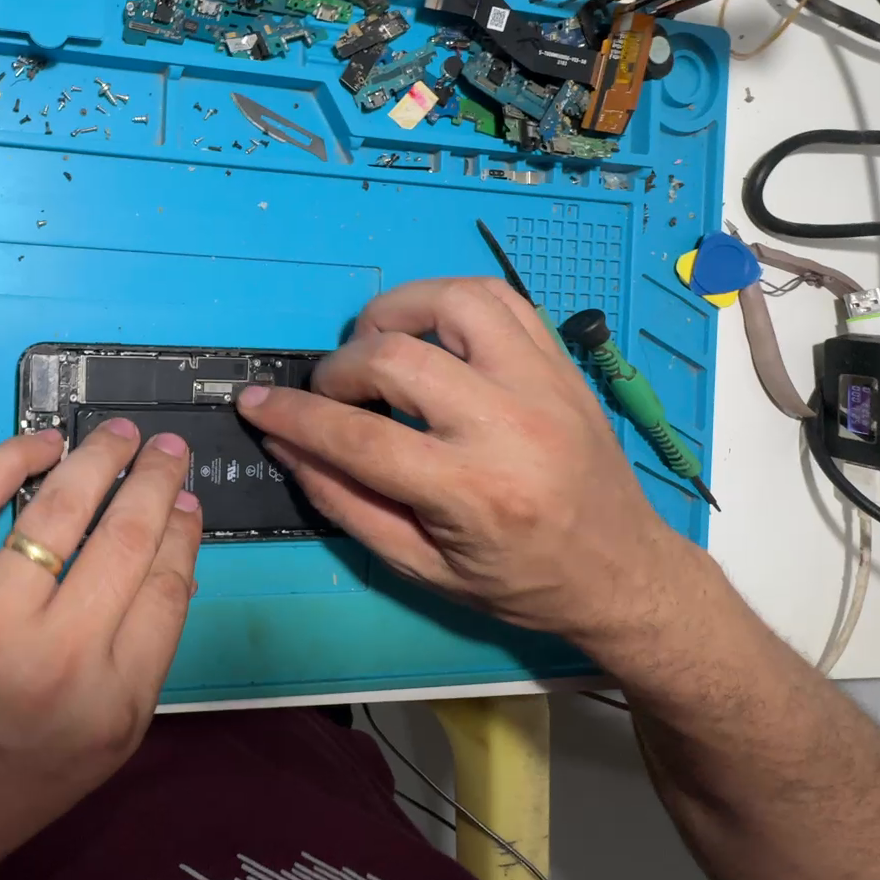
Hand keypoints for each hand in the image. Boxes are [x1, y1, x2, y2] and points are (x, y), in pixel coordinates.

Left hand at [0, 421, 201, 879]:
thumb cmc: (15, 782)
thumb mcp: (104, 739)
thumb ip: (142, 653)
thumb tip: (171, 564)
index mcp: (113, 700)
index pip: (167, 587)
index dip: (183, 531)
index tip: (187, 498)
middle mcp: (57, 654)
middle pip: (125, 539)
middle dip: (154, 479)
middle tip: (166, 447)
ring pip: (57, 510)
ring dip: (95, 459)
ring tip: (118, 435)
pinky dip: (8, 460)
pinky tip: (41, 446)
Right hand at [237, 276, 702, 645]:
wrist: (625, 572)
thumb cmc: (516, 581)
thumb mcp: (417, 565)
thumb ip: (342, 500)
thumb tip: (283, 442)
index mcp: (473, 493)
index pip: (358, 437)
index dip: (292, 415)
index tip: (254, 402)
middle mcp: (511, 427)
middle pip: (395, 359)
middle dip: (337, 371)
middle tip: (328, 395)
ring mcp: (544, 384)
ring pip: (452, 303)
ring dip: (391, 315)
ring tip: (372, 347)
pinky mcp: (560, 363)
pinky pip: (497, 298)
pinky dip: (443, 301)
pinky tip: (423, 331)